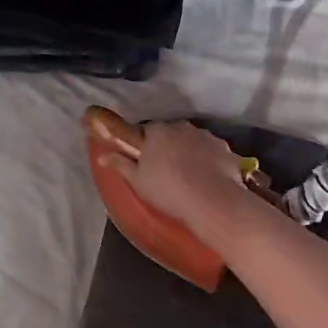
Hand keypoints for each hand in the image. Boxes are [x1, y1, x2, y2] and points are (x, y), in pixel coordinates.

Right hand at [104, 121, 249, 227]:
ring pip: (193, 140)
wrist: (210, 200)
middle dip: (169, 146)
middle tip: (167, 170)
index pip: (147, 131)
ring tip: (190, 176)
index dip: (146, 146)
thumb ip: (120, 164)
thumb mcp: (137, 180)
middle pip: (172, 133)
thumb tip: (102, 155)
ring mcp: (205, 136)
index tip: (147, 161)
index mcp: (157, 131)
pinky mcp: (225, 147)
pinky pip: (212, 151)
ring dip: (190, 152)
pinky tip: (209, 178)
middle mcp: (182, 127)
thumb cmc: (167, 189)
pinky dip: (209, 160)